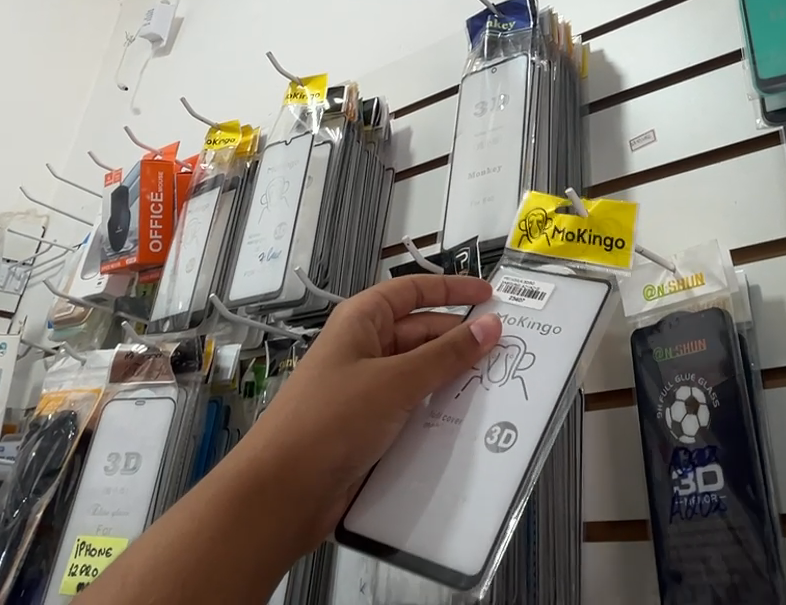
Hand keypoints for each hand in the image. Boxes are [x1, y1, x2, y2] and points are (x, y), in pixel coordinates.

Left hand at [240, 275, 503, 552]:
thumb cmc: (333, 420)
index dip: (452, 289)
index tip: (491, 295)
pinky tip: (466, 419)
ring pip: (419, 371)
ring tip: (496, 383)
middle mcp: (364, 347)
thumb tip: (492, 323)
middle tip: (506, 349)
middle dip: (459, 337)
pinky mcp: (368, 425)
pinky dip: (437, 407)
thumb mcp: (396, 381)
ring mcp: (365, 388)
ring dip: (451, 376)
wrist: (279, 496)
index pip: (413, 290)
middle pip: (421, 331)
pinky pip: (411, 405)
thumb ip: (448, 354)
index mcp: (362, 320)